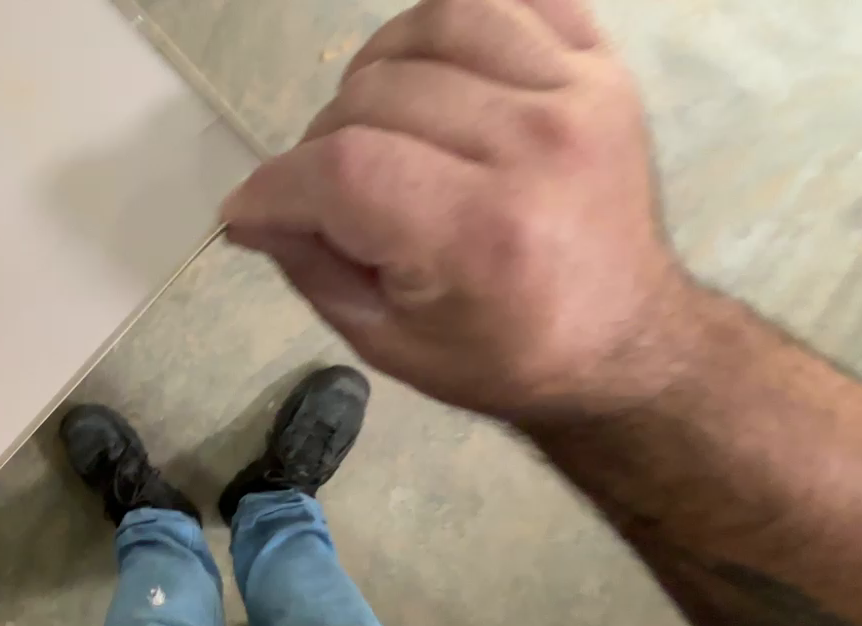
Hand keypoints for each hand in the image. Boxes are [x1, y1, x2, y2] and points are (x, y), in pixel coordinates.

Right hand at [222, 0, 695, 422]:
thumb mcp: (382, 340)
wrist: (616, 340)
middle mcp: (531, 146)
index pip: (343, 170)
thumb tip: (247, 213)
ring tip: (368, 131)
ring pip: (429, 28)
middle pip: (373, 97)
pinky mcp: (599, 63)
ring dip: (369, 79)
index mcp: (476, 235)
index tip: (245, 212)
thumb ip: (310, 267)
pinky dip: (442, 28)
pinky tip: (425, 81)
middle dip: (314, 150)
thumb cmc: (493, 357)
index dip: (273, 186)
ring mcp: (574, 91)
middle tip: (318, 198)